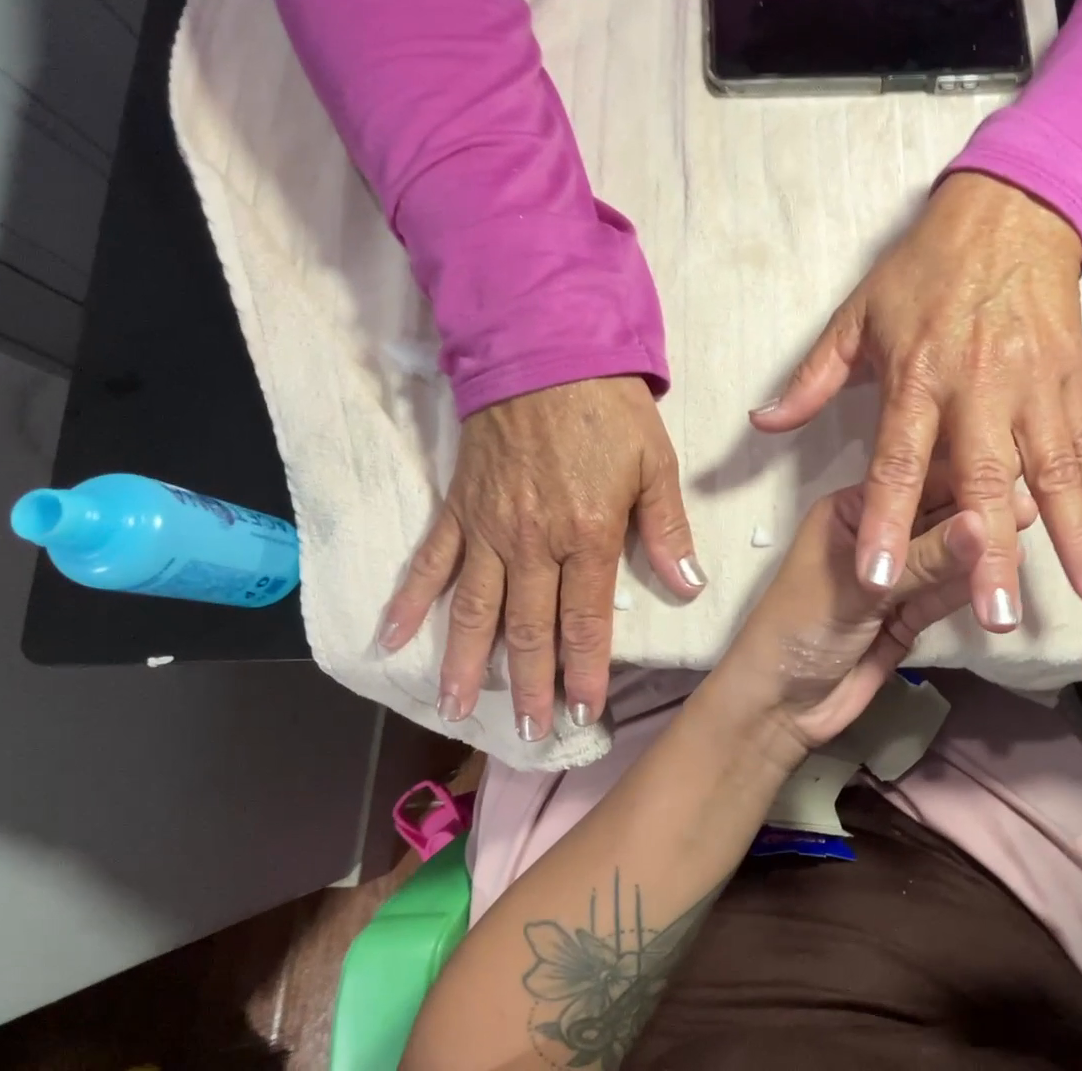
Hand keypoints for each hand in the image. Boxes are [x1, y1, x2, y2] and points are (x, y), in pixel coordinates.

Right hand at [378, 377, 704, 737]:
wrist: (545, 352)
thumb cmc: (609, 410)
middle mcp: (533, 543)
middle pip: (529, 629)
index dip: (586, 670)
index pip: (587, 620)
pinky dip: (410, 602)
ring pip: (476, 610)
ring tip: (457, 709)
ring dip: (467, 664)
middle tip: (526, 730)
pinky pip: (430, 562)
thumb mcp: (655, 465)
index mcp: (588, 536)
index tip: (583, 710)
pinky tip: (393, 640)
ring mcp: (488, 528)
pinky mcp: (458, 507)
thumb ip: (667, 530)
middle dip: (529, 684)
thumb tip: (689, 585)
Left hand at [705, 474, 1036, 760]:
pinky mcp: (910, 615)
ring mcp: (896, 577)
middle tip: (1029, 507)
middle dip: (976, 515)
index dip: (957, 481)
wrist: (780, 708)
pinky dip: (970, 585)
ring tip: (1027, 534)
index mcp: (852, 511)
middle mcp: (877, 536)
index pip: (910, 484)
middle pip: (935, 520)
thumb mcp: (860, 588)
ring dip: (979, 552)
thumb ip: (923, 559)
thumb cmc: (800, 628)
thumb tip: (987, 524)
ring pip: (945, 558)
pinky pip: (945, 593)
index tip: (1006, 475)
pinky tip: (1003, 572)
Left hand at [750, 171, 1081, 633]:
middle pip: (983, 480)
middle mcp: (978, 388)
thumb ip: (813, 379)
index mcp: (916, 377)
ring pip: (1051, 471)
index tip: (877, 579)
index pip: (896, 461)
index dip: (885, 521)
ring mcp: (1033, 387)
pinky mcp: (1073, 382)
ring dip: (1069, 536)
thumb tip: (761, 423)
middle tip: (998, 616)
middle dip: (990, 552)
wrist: (1010, 212)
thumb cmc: (925, 270)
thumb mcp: (856, 316)